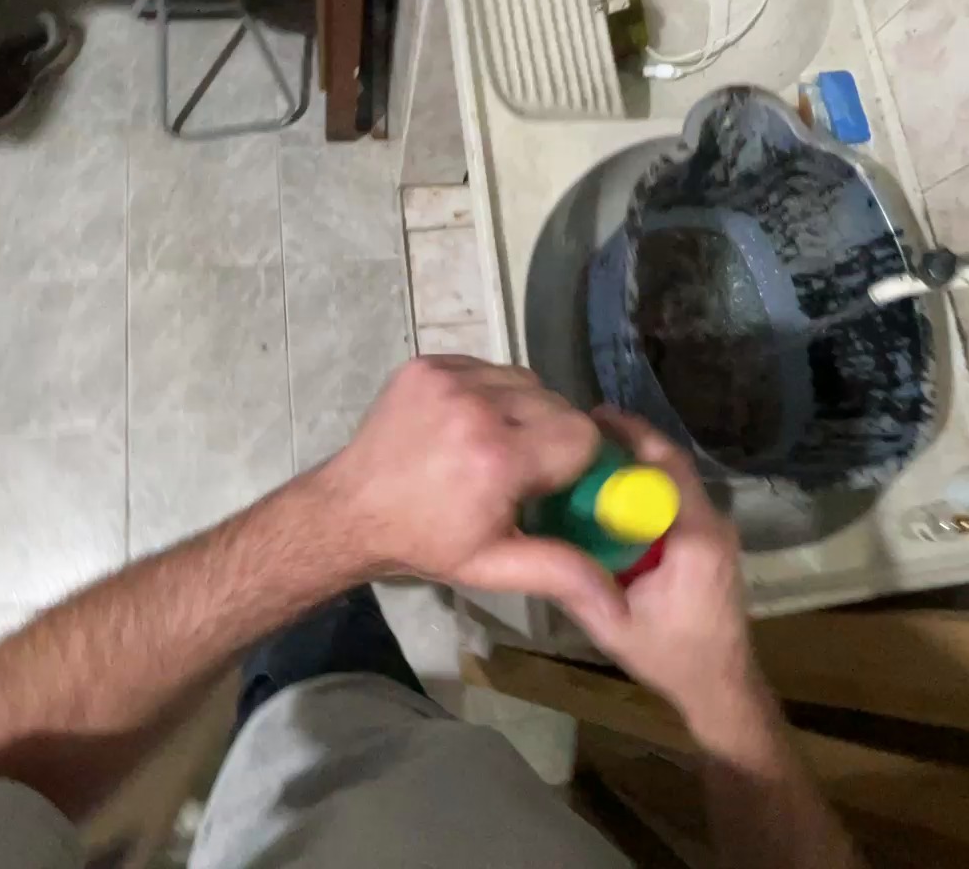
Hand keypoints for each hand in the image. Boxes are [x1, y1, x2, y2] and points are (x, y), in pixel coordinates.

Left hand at [315, 356, 625, 624]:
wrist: (349, 509)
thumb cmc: (426, 541)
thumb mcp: (492, 566)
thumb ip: (560, 572)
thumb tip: (619, 603)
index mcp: (497, 458)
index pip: (581, 434)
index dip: (574, 461)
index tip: (549, 482)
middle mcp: (476, 407)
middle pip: (557, 404)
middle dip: (550, 435)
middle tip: (520, 467)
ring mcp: (447, 379)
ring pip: (525, 380)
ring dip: (523, 408)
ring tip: (493, 440)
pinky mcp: (426, 364)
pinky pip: (488, 367)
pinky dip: (489, 389)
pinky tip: (468, 420)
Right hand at [562, 408, 759, 719]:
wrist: (722, 688)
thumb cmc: (670, 657)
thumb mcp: (611, 625)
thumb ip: (577, 583)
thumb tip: (538, 540)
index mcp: (695, 537)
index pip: (668, 466)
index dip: (634, 433)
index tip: (596, 415)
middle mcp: (713, 524)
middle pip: (672, 465)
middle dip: (632, 440)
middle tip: (586, 429)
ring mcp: (717, 532)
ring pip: (677, 479)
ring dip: (640, 460)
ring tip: (594, 453)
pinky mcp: (712, 541)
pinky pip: (679, 498)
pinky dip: (649, 484)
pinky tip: (616, 490)